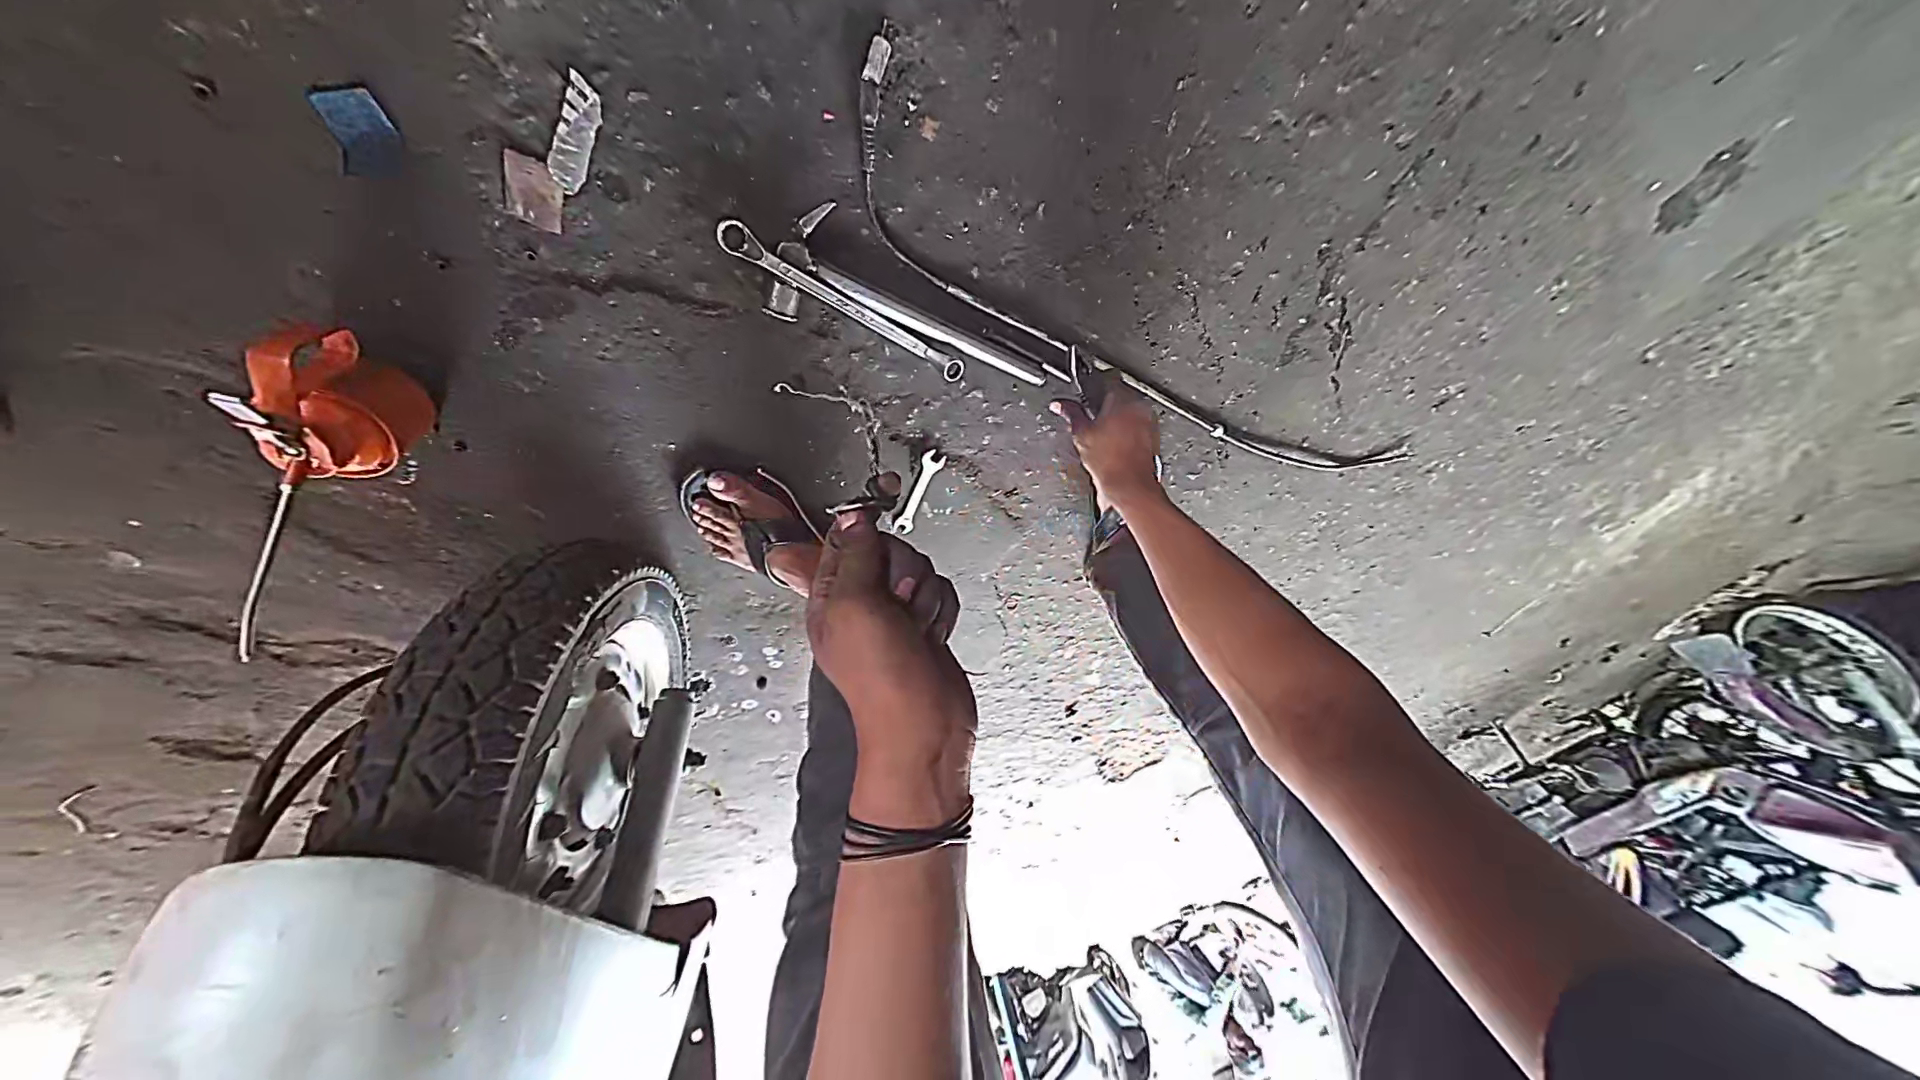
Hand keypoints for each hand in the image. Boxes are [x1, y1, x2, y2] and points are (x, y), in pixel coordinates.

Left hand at [807, 508, 974, 824]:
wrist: (926, 725)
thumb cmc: (882, 681)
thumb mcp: (855, 606)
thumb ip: (854, 554)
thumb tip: (853, 516)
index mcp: (830, 596)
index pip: (844, 539)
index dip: (864, 537)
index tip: (879, 553)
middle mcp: (861, 602)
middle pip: (889, 548)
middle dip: (902, 571)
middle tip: (897, 600)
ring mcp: (895, 613)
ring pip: (920, 568)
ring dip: (924, 595)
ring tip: (913, 625)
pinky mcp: (924, 623)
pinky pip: (941, 592)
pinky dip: (942, 610)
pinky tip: (930, 633)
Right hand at [1050, 377, 1162, 512]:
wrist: (1129, 487)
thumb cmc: (1111, 464)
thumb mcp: (1081, 435)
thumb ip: (1071, 413)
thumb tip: (1061, 405)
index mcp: (1123, 399)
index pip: (1108, 377)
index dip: (1093, 383)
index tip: (1085, 391)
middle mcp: (1140, 407)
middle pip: (1120, 393)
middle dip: (1105, 402)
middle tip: (1090, 415)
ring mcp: (1148, 422)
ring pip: (1129, 409)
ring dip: (1116, 416)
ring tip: (1101, 433)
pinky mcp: (1152, 436)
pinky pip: (1137, 425)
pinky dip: (1126, 429)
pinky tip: (1113, 444)